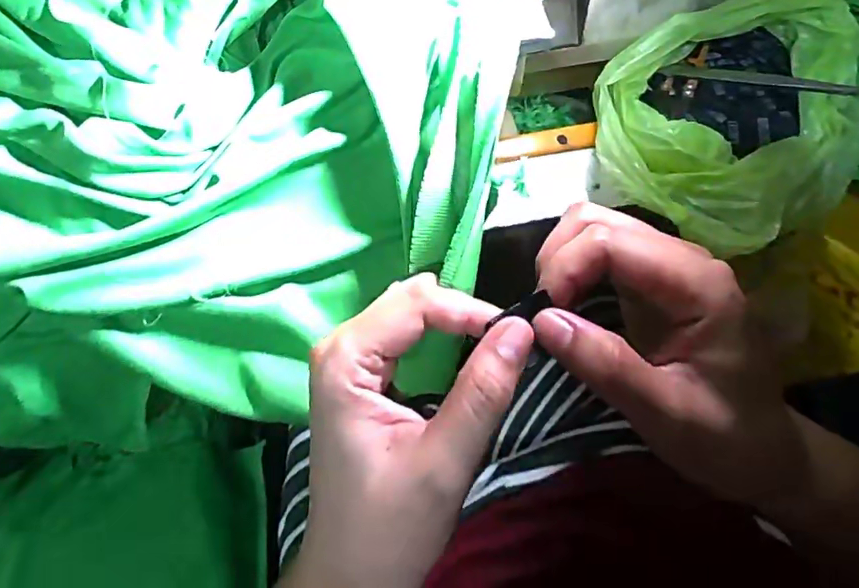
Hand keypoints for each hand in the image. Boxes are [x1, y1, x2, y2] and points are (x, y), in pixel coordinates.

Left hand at [284, 273, 534, 587]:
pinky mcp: (356, 372)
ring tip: (492, 339)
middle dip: (461, 310)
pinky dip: (437, 334)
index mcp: (345, 358)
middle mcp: (338, 345)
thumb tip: (520, 328)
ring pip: (406, 309)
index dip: (468, 310)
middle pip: (409, 299)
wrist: (348, 580)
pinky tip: (461, 348)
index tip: (515, 331)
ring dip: (451, 319)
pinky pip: (401, 331)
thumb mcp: (443, 464)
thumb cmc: (389, 530)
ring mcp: (344, 357)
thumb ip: (482, 392)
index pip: (415, 303)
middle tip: (508, 336)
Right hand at [530, 203, 809, 509]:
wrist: (766, 452)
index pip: (609, 240)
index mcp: (695, 282)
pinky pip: (599, 247)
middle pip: (596, 220)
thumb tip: (542, 320)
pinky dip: (572, 267)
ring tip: (554, 309)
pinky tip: (569, 305)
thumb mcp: (666, 416)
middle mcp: (681, 255)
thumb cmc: (726, 439)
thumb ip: (608, 366)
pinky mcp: (651, 272)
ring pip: (593, 225)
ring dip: (561, 259)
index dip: (565, 268)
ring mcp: (666, 259)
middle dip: (557, 259)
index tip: (544, 317)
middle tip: (545, 313)